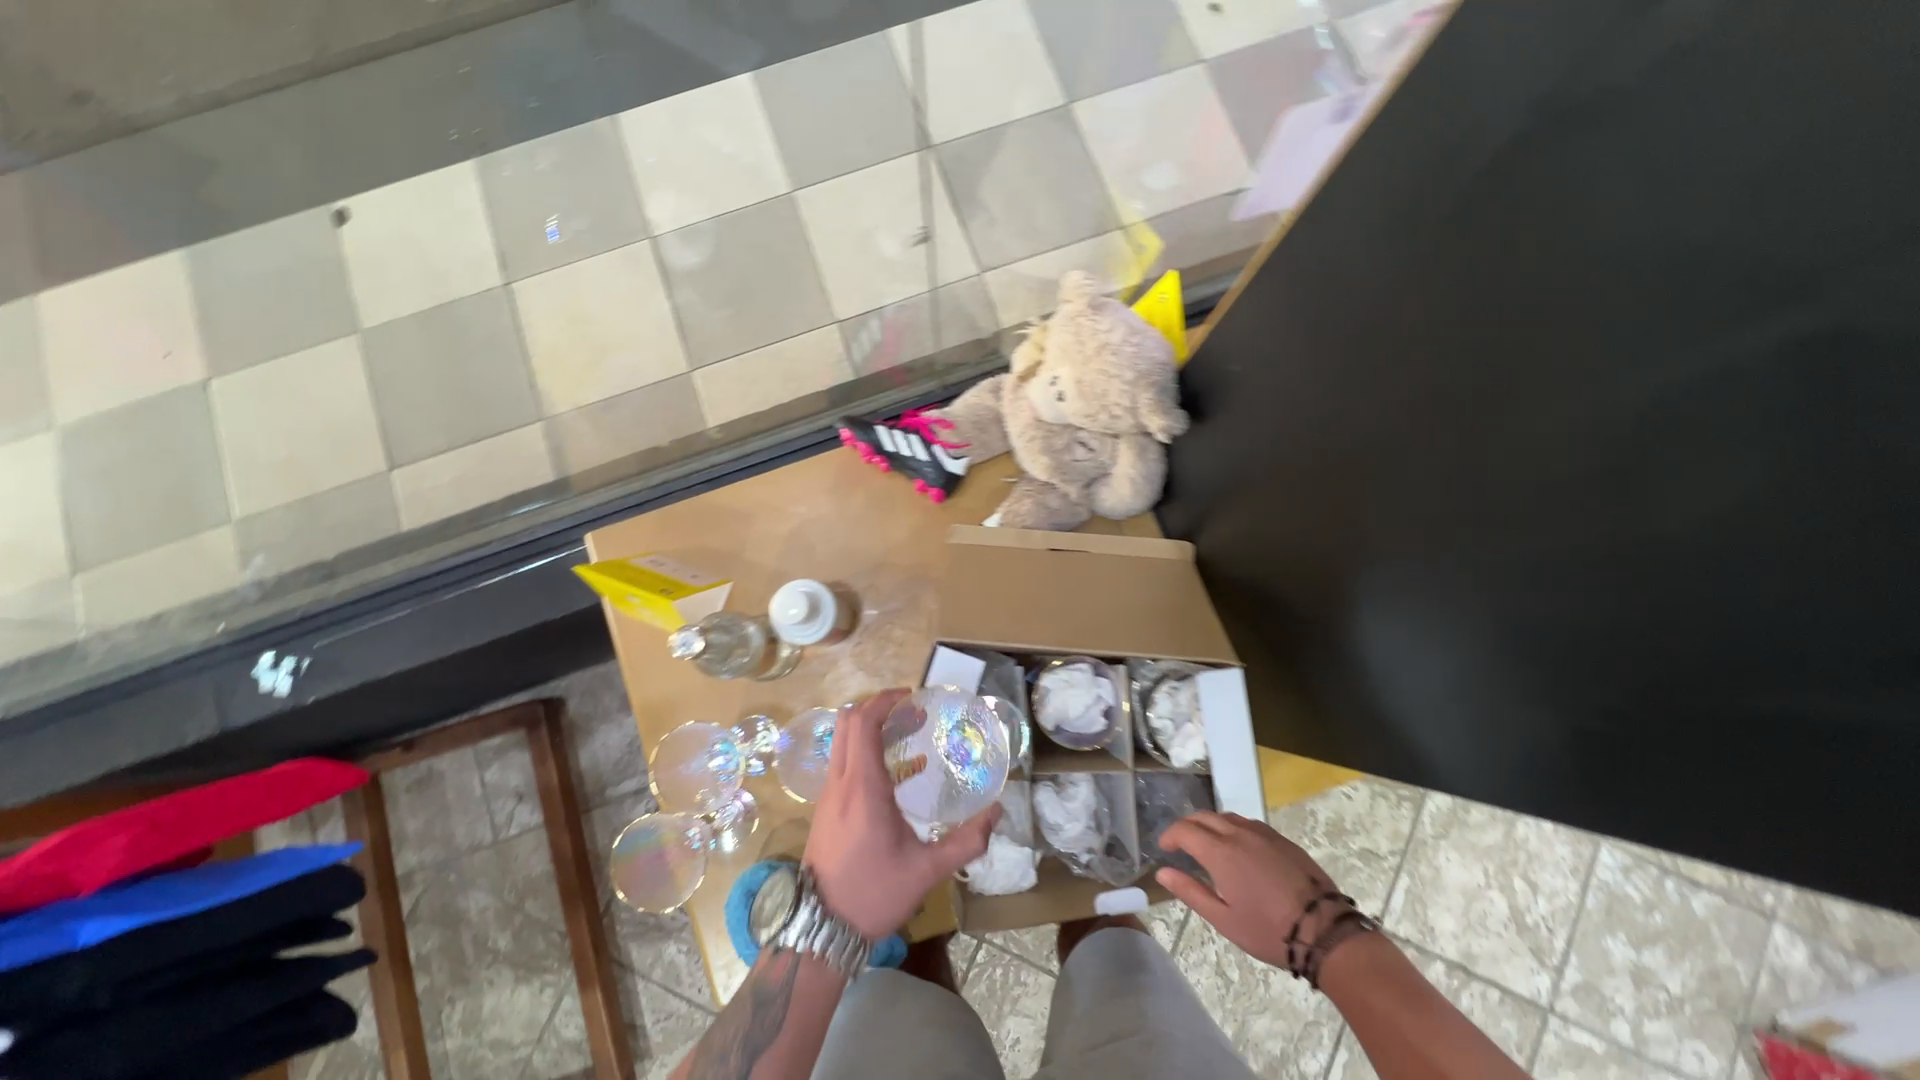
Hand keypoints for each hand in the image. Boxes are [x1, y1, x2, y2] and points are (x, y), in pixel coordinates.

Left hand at [803, 689, 998, 939]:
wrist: (820, 928)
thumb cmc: (873, 895)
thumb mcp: (927, 871)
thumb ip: (965, 842)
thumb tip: (997, 814)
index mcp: (863, 789)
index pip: (864, 724)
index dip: (885, 702)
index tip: (912, 697)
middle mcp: (840, 784)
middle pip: (847, 723)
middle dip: (878, 708)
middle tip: (912, 712)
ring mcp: (827, 796)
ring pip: (840, 741)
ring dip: (869, 728)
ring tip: (905, 736)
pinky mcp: (824, 809)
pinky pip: (841, 762)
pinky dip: (862, 751)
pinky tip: (892, 775)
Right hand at [1154, 811, 1349, 969]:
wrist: (1324, 930)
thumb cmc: (1268, 930)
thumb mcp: (1223, 919)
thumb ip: (1191, 892)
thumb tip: (1163, 873)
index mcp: (1220, 853)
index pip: (1185, 830)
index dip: (1170, 836)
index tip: (1164, 849)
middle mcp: (1240, 834)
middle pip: (1204, 817)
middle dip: (1187, 826)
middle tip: (1181, 844)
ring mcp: (1265, 835)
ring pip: (1228, 817)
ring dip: (1211, 825)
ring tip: (1208, 845)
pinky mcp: (1284, 841)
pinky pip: (1250, 824)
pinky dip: (1234, 829)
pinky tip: (1239, 849)